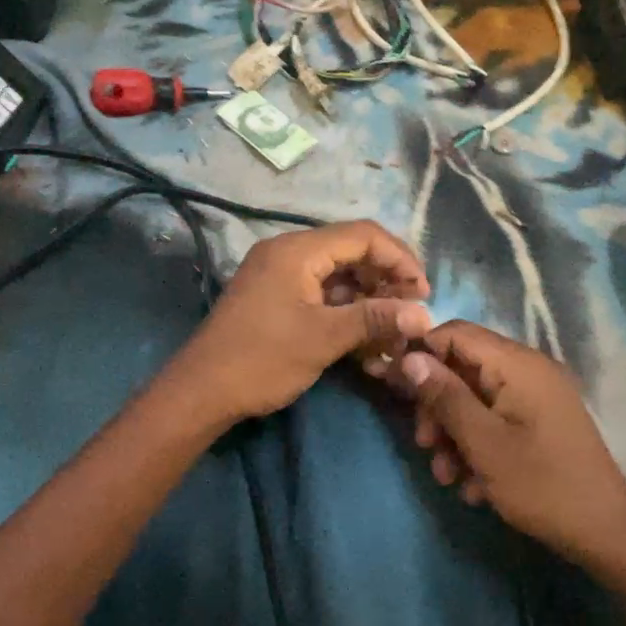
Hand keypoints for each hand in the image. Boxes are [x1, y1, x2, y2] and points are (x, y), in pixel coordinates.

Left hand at [163, 220, 432, 425]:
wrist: (202, 391)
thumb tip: (423, 314)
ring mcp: (278, 275)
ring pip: (337, 275)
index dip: (400, 259)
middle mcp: (287, 252)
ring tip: (392, 331)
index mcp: (297, 250)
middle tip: (410, 313)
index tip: (424, 293)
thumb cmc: (263, 358)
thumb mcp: (324, 338)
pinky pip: (319, 293)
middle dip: (386, 280)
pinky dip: (344, 311)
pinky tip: (364, 340)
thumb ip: (375, 319)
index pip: (363, 235)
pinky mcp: (273, 297)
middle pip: (351, 252)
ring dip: (367, 299)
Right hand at [389, 321, 625, 571]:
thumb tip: (410, 357)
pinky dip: (480, 446)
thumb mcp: (483, 442)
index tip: (398, 390)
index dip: (422, 354)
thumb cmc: (541, 483)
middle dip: (437, 406)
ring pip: (477, 399)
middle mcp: (529, 370)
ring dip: (454, 434)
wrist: (606, 532)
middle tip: (425, 445)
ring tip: (448, 476)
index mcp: (517, 364)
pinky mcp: (542, 423)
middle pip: (464, 368)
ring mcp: (538, 397)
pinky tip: (474, 486)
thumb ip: (444, 396)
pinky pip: (498, 419)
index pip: (455, 333)